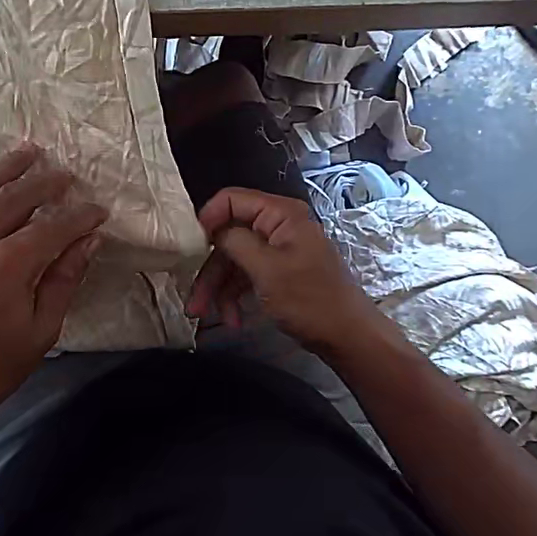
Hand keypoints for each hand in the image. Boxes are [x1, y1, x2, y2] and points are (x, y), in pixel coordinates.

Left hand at [0, 144, 106, 481]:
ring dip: (5, 170)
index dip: (81, 215)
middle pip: (16, 198)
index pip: (55, 226)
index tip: (101, 211)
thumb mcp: (40, 331)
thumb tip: (88, 241)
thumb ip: (63, 280)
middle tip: (69, 174)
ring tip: (28, 151)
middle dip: (47, 182)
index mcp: (8, 267)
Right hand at [187, 187, 385, 352]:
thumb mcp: (267, 270)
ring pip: (236, 260)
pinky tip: (233, 321)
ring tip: (205, 317)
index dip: (207, 219)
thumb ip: (235, 241)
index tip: (188, 247)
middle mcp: (280, 226)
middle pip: (230, 236)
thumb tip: (212, 227)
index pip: (233, 199)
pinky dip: (237, 296)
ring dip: (220, 288)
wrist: (347, 336)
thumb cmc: (309, 300)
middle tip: (194, 301)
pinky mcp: (281, 273)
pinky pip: (250, 276)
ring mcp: (281, 250)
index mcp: (281, 214)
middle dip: (210, 269)